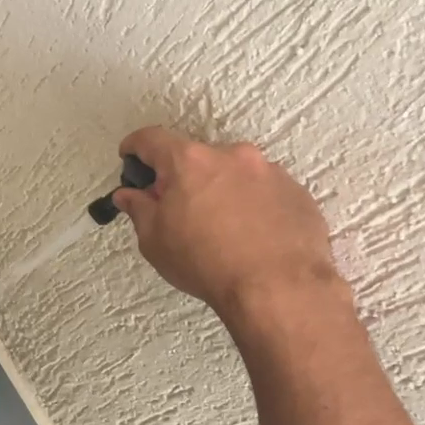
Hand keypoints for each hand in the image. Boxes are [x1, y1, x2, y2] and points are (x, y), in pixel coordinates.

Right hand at [111, 127, 343, 321]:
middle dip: (180, 178)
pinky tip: (245, 234)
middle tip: (174, 210)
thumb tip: (129, 194)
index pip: (152, 139)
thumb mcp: (154, 240)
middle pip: (195, 157)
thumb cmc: (206, 262)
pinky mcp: (294, 190)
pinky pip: (261, 189)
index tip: (130, 157)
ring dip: (217, 189)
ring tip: (216, 227)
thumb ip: (139, 209)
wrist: (277, 285)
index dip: (135, 147)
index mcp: (189, 162)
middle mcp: (231, 155)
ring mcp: (268, 170)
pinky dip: (247, 203)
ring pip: (231, 172)